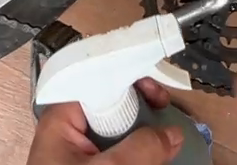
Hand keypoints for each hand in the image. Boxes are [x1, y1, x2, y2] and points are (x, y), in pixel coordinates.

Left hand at [27, 79, 182, 164]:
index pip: (98, 81)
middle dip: (141, 110)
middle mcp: (68, 129)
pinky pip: (116, 153)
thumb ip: (141, 150)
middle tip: (167, 114)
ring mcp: (79, 152)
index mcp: (62, 118)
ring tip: (166, 138)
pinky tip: (153, 156)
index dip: (129, 80)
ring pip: (117, 131)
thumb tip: (174, 134)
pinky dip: (135, 155)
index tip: (158, 94)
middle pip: (111, 104)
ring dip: (142, 135)